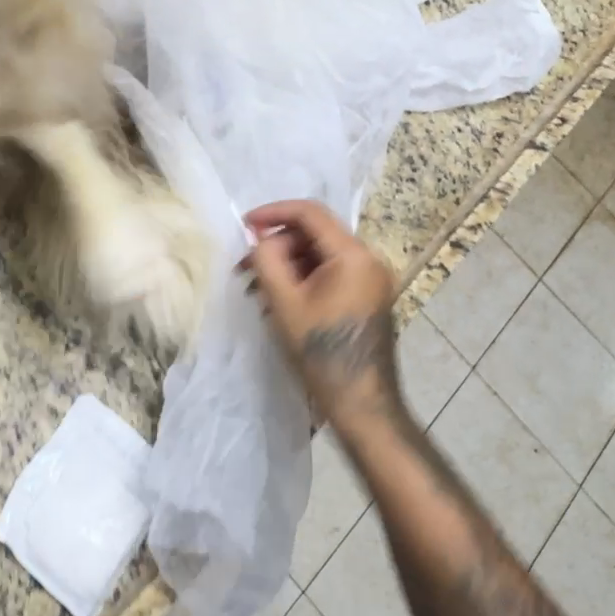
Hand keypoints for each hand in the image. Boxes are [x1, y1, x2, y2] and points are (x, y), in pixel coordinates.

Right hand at [245, 200, 402, 433]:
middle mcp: (369, 259)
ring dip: (287, 263)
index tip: (243, 226)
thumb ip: (266, 259)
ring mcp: (371, 279)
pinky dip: (303, 278)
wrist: (361, 402)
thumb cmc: (320, 350)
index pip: (309, 212)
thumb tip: (259, 238)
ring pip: (320, 254)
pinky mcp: (368, 297)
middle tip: (245, 268)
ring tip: (257, 288)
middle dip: (277, 245)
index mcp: (353, 255)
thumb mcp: (283, 300)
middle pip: (314, 233)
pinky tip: (280, 300)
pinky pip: (331, 272)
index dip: (272, 212)